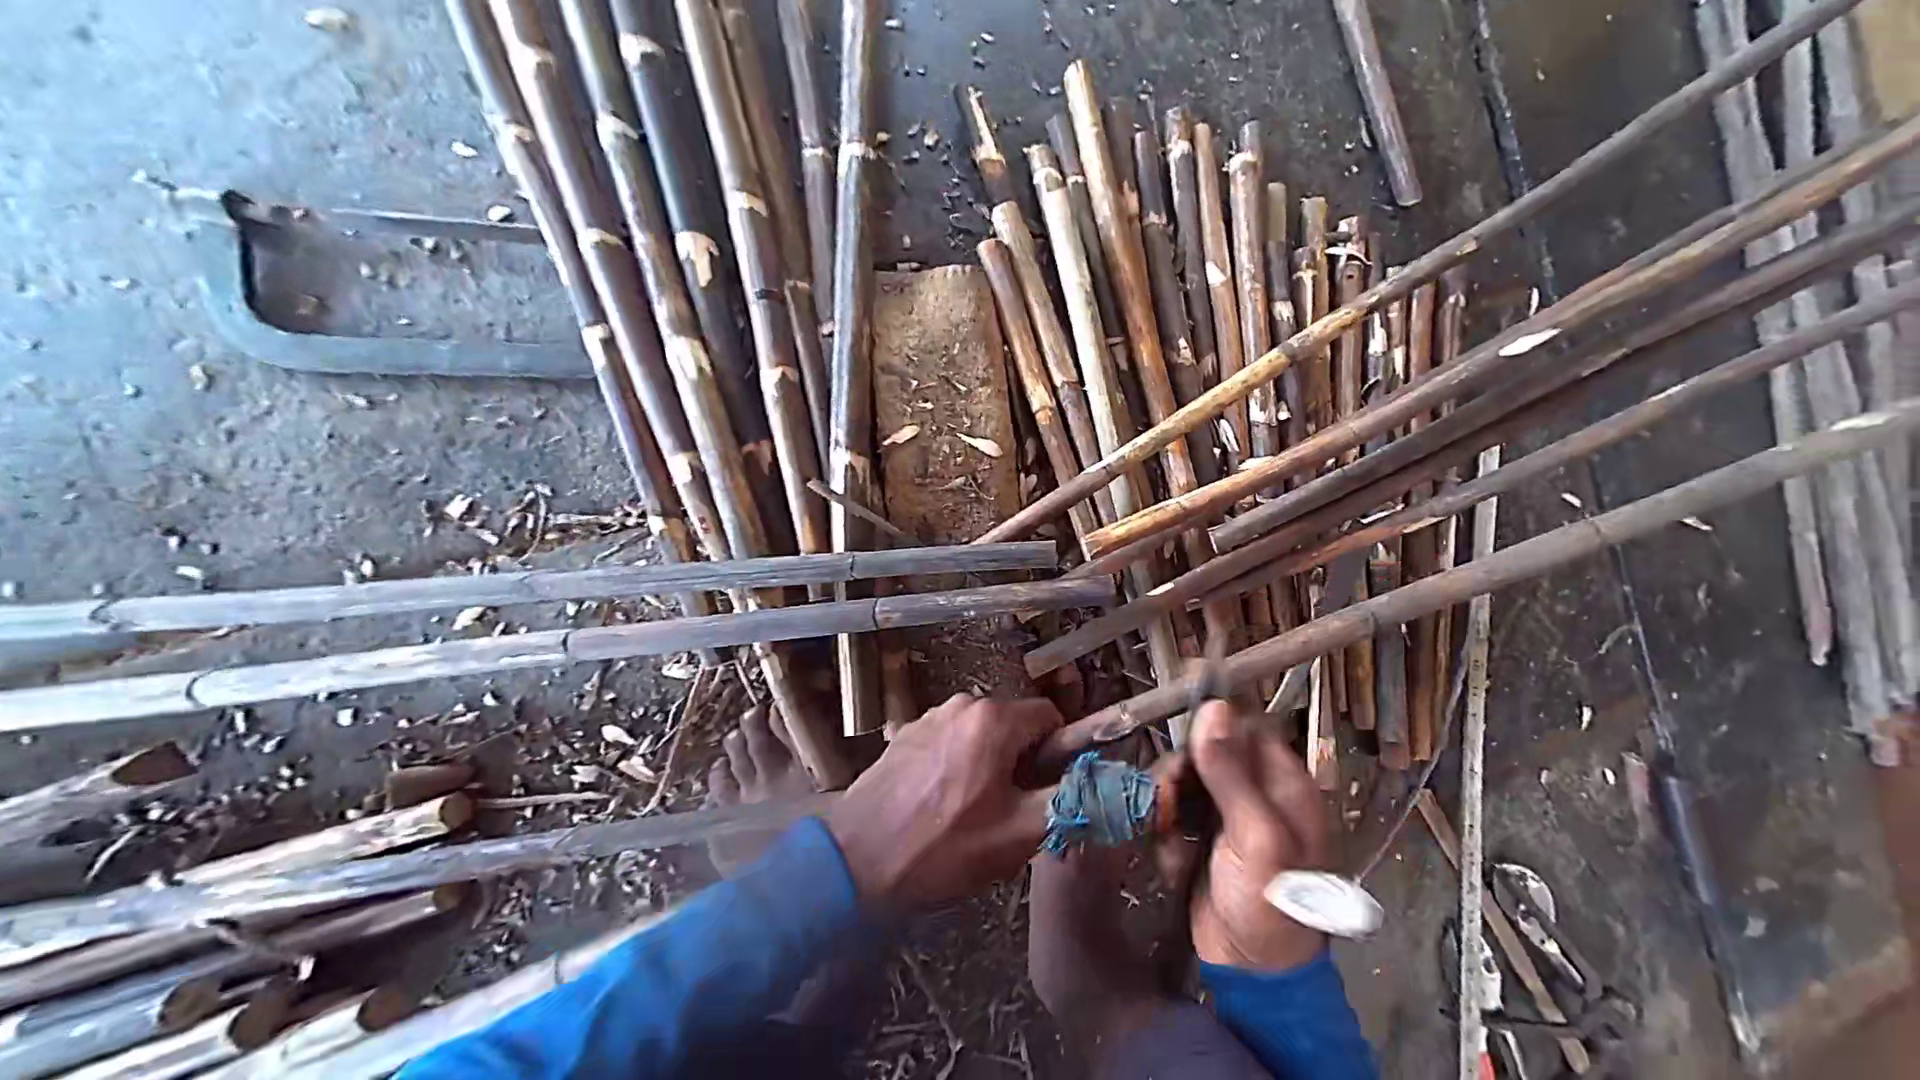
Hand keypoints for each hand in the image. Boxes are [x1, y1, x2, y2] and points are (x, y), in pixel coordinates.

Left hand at [826, 694, 1059, 911]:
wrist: (855, 863)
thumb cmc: (942, 848)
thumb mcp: (1020, 833)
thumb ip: (1071, 800)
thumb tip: (1106, 783)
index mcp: (991, 719)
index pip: (1049, 717)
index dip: (1057, 754)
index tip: (1046, 790)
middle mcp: (959, 706)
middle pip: (1013, 727)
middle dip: (1021, 763)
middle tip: (1008, 811)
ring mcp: (926, 718)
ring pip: (980, 737)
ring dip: (988, 767)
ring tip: (970, 815)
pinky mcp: (903, 736)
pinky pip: (949, 744)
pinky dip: (956, 767)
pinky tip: (938, 808)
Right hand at [1157, 702, 1328, 971]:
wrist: (1250, 969)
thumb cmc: (1269, 903)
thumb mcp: (1255, 835)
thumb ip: (1230, 771)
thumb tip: (1213, 706)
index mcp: (1282, 782)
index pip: (1242, 726)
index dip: (1210, 725)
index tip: (1183, 740)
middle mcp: (1252, 789)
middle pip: (1201, 749)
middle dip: (1179, 773)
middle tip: (1168, 801)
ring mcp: (1223, 812)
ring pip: (1180, 778)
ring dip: (1165, 803)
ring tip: (1168, 832)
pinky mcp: (1198, 833)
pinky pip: (1169, 809)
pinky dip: (1165, 829)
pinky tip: (1173, 853)